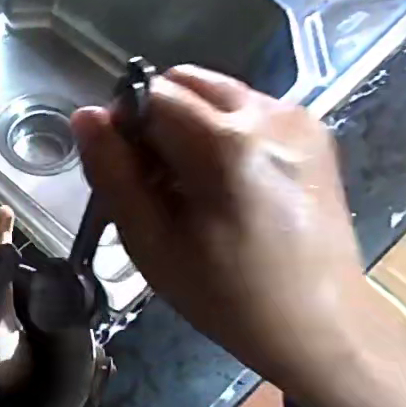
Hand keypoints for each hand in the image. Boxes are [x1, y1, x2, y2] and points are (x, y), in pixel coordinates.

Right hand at [73, 66, 405, 406]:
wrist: (319, 324)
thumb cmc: (225, 294)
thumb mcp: (150, 242)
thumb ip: (113, 173)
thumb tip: (85, 116)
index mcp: (225, 145)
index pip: (151, 94)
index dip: (124, 124)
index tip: (124, 169)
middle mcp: (268, 115)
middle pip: (185, 83)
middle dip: (156, 119)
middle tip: (154, 178)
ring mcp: (298, 120)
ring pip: (215, 93)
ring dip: (188, 124)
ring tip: (191, 185)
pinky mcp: (314, 133)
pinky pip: (247, 110)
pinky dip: (220, 131)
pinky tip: (225, 183)